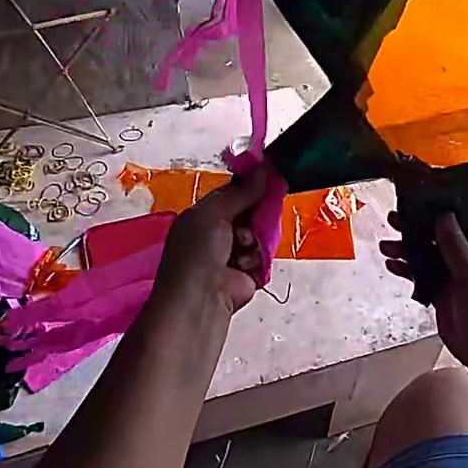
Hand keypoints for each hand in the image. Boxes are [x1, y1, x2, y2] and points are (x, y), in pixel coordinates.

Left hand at [152, 166, 268, 316]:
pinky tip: (246, 265)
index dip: (252, 186)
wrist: (199, 300)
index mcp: (203, 214)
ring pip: (261, 234)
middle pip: (252, 212)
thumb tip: (263, 168)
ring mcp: (234, 253)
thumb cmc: (197, 253)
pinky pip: (264, 256)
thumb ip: (241, 192)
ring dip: (256, 239)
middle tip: (257, 218)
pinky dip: (258, 259)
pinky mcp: (249, 272)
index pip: (234, 193)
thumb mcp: (214, 214)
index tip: (271, 179)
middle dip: (257, 214)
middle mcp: (218, 232)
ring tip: (243, 248)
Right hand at [380, 212, 467, 370]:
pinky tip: (392, 265)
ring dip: (409, 249)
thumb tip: (443, 217)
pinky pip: (423, 276)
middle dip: (421, 227)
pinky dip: (408, 270)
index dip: (449, 207)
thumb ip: (458, 248)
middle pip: (444, 235)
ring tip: (386, 244)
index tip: (425, 197)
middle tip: (395, 218)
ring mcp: (458, 277)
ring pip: (430, 255)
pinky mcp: (444, 294)